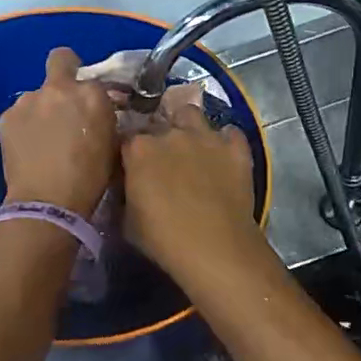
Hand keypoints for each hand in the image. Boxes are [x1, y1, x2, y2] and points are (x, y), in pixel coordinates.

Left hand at [0, 48, 117, 213]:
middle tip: (65, 99)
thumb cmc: (90, 177)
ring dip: (43, 106)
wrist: (48, 201)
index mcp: (93, 94)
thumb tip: (98, 111)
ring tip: (44, 135)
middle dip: (65, 69)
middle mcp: (60, 89)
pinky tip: (28, 146)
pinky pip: (20, 113)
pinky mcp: (7, 117)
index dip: (93, 95)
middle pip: (61, 59)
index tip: (93, 110)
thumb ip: (104, 117)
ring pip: (38, 93)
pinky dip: (25, 124)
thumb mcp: (111, 143)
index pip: (96, 81)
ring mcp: (29, 100)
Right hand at [120, 85, 259, 278]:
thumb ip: (125, 194)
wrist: (214, 245)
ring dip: (189, 126)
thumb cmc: (163, 239)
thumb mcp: (126, 221)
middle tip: (164, 159)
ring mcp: (206, 136)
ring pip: (193, 114)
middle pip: (160, 123)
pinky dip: (226, 141)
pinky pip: (230, 133)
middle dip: (159, 137)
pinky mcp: (235, 147)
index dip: (130, 152)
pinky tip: (225, 156)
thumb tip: (128, 186)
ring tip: (193, 146)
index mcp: (139, 149)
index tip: (133, 165)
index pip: (127, 138)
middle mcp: (171, 133)